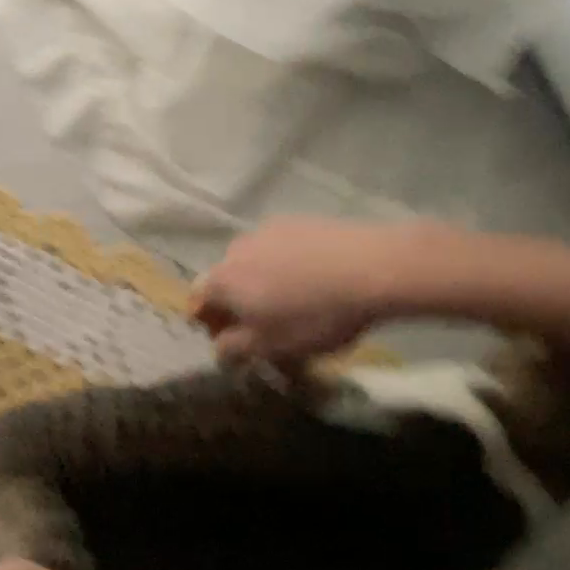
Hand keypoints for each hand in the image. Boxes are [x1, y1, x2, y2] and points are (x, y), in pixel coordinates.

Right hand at [193, 217, 465, 360]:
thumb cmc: (313, 315)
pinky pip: (280, 248)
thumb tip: (219, 347)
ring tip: (291, 302)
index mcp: (222, 279)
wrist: (373, 267)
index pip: (196, 299)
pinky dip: (286, 265)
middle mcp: (236, 248)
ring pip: (254, 262)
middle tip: (260, 325)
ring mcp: (268, 229)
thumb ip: (235, 349)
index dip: (205, 321)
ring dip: (261, 282)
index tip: (225, 339)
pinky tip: (313, 281)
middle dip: (235, 302)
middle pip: (225, 279)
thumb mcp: (271, 347)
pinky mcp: (300, 221)